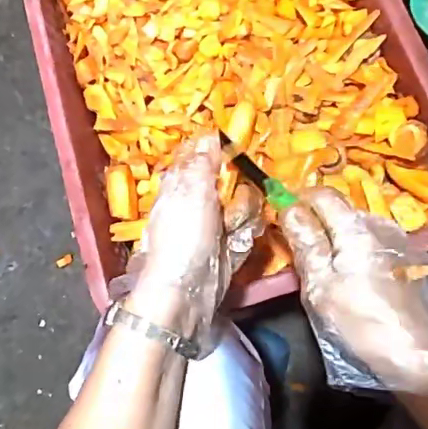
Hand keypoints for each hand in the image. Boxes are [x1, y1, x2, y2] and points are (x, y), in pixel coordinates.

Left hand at [125, 136, 262, 338]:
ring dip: (245, 217)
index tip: (234, 155)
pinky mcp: (227, 250)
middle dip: (239, 191)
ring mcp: (212, 228)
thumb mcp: (191, 191)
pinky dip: (247, 238)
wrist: (186, 294)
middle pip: (231, 182)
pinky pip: (248, 233)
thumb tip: (208, 135)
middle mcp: (195, 204)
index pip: (202, 157)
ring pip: (244, 207)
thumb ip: (202, 162)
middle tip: (232, 203)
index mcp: (179, 185)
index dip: (219, 154)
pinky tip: (239, 245)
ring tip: (233, 232)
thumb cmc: (183, 238)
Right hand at [278, 187, 427, 394]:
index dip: (299, 200)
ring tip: (330, 269)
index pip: (322, 194)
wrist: (427, 359)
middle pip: (342, 209)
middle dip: (319, 221)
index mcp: (355, 226)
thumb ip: (306, 243)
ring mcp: (402, 242)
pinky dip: (361, 252)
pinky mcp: (413, 262)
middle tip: (303, 252)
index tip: (284, 221)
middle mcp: (381, 224)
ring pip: (360, 227)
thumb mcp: (321, 287)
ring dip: (341, 238)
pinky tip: (359, 279)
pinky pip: (377, 244)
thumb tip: (289, 206)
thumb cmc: (364, 323)